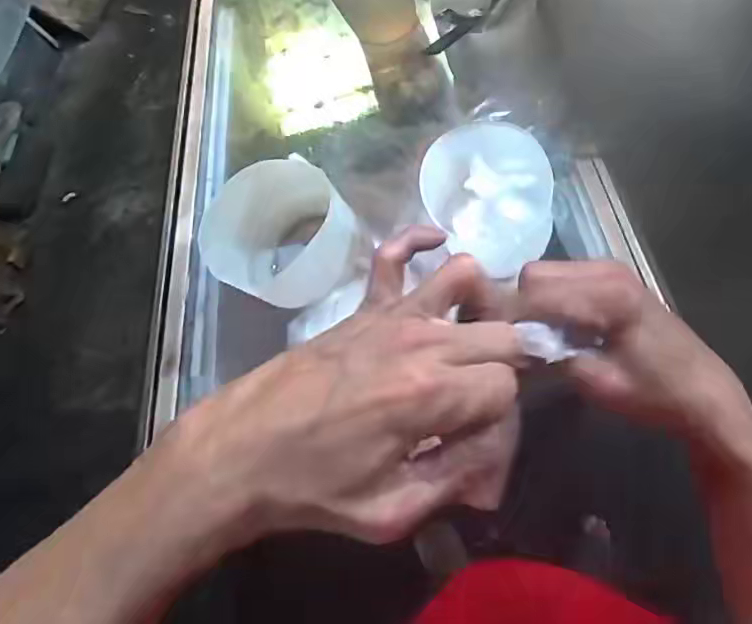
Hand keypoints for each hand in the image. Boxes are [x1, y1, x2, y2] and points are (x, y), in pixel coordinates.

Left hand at [156, 227, 527, 547]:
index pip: (507, 389)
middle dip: (507, 369)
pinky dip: (418, 240)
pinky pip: (394, 253)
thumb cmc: (314, 487)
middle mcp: (420, 340)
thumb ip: (456, 479)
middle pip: (502, 333)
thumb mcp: (391, 511)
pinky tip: (435, 245)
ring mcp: (391, 314)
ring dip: (484, 304)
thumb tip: (493, 457)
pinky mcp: (366, 306)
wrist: (244, 448)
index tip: (479, 448)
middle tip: (481, 407)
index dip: (504, 423)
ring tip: (475, 339)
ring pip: (465, 278)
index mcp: (429, 394)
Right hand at [517, 260, 751, 471]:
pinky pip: (562, 276)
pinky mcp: (609, 273)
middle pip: (535, 274)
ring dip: (535, 301)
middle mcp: (605, 268)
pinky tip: (561, 327)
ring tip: (539, 336)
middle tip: (519, 341)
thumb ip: (554, 355)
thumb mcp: (601, 384)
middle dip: (520, 306)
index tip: (500, 345)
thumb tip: (513, 341)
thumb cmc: (657, 394)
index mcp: (608, 294)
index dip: (512, 318)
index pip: (536, 292)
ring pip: (545, 272)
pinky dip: (551, 298)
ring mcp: (608, 266)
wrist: (705, 390)